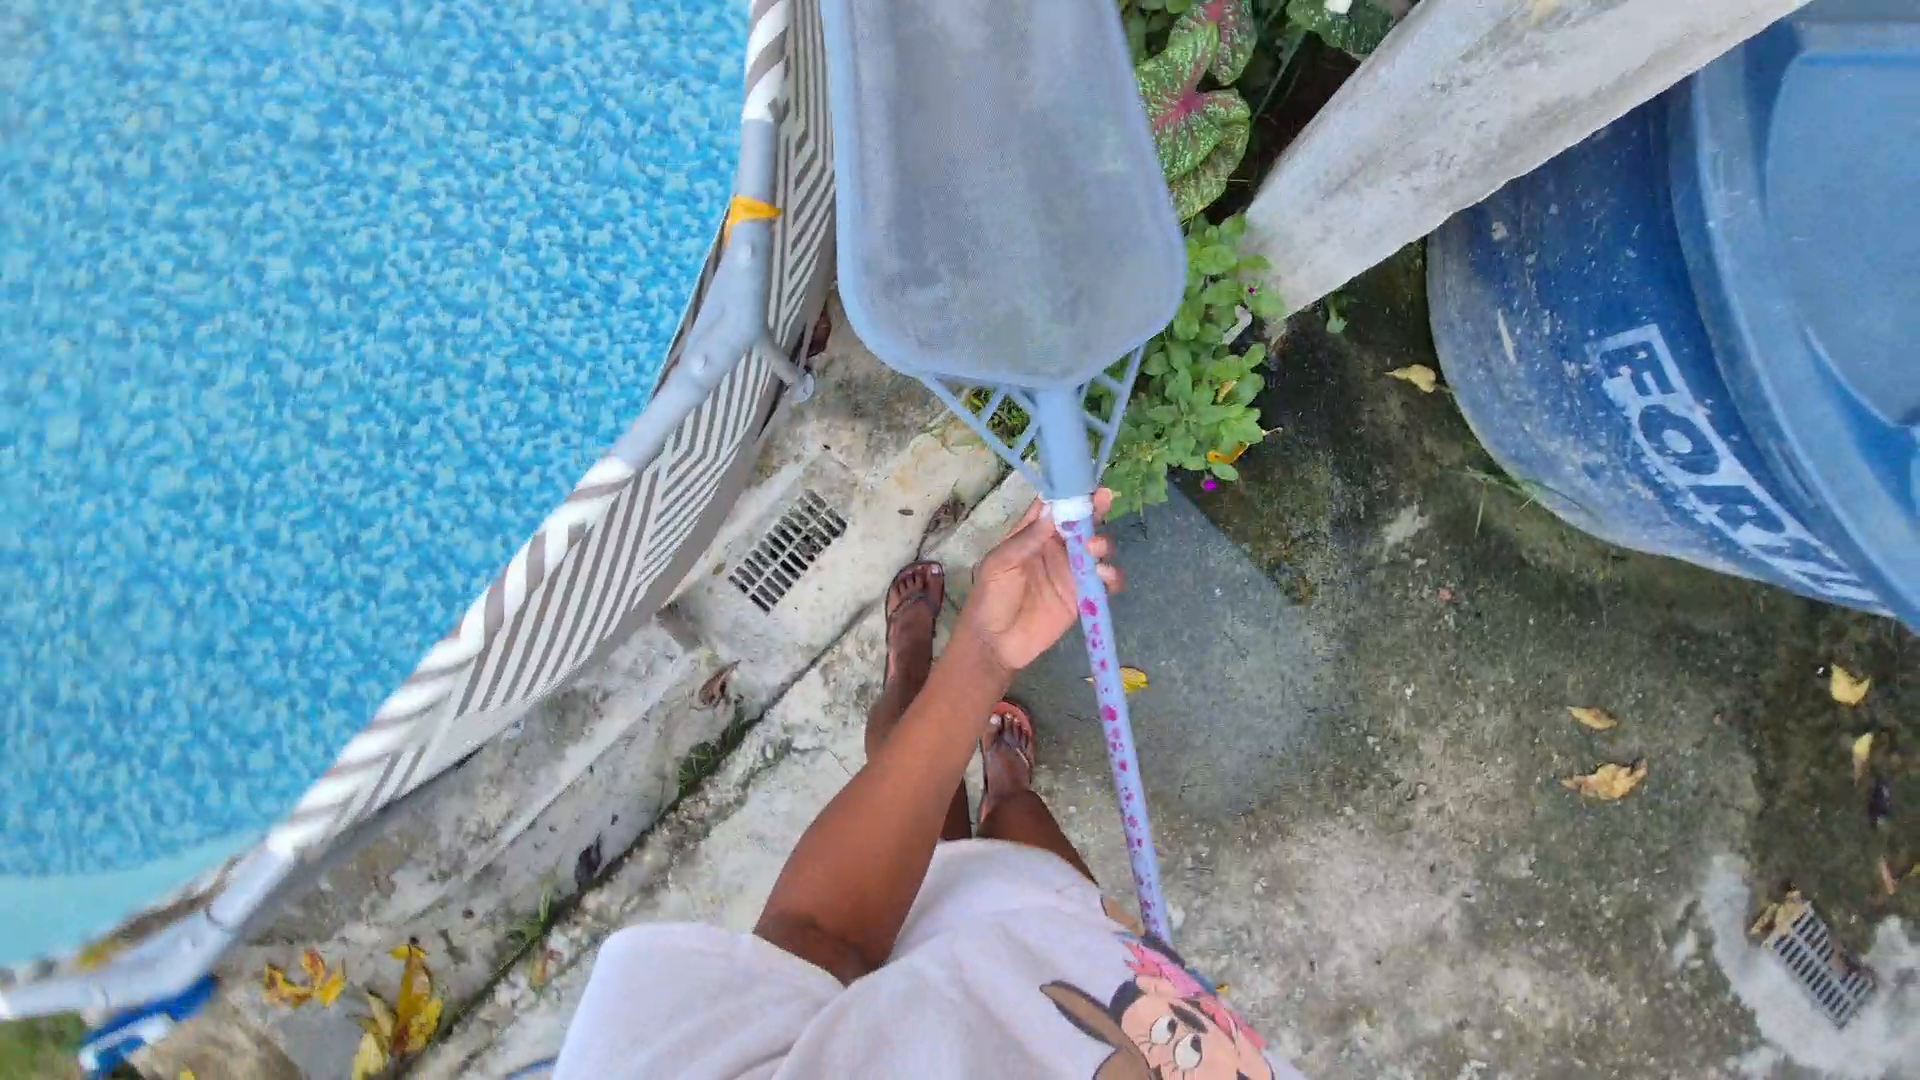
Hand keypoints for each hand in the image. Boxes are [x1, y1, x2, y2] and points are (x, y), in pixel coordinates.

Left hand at [957, 489, 1124, 680]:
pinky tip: (1105, 577)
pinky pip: (1103, 582)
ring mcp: (1070, 573)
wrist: (995, 643)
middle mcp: (1054, 550)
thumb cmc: (990, 598)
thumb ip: (1026, 539)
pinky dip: (1111, 577)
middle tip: (1104, 502)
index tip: (1085, 484)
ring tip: (1094, 549)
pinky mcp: (1081, 597)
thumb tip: (1052, 512)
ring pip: (1096, 550)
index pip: (1053, 510)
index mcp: (1031, 536)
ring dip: (1102, 544)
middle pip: (1080, 525)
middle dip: (1093, 512)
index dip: (1069, 496)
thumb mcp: (999, 564)